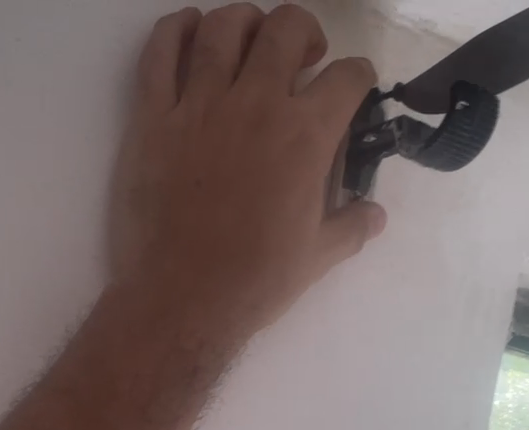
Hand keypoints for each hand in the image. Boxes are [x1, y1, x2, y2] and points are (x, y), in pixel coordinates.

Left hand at [108, 4, 385, 335]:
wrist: (180, 302)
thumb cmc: (250, 285)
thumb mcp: (314, 260)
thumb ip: (350, 228)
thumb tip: (376, 215)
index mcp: (306, 134)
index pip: (349, 75)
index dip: (355, 80)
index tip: (347, 93)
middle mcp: (256, 103)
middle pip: (288, 28)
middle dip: (303, 35)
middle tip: (299, 61)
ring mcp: (199, 107)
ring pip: (224, 27)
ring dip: (243, 25)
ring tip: (245, 45)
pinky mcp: (151, 121)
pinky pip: (158, 53)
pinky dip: (174, 32)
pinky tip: (187, 34)